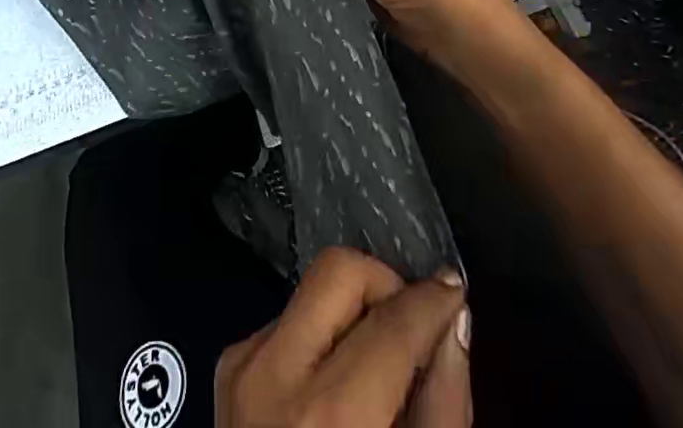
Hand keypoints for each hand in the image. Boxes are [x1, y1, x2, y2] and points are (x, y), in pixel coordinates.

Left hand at [215, 247, 470, 427]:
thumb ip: (445, 399)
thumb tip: (455, 317)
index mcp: (328, 416)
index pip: (393, 318)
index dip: (435, 297)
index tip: (455, 293)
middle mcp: (273, 378)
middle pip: (340, 271)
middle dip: (386, 285)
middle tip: (410, 327)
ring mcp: (241, 371)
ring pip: (313, 287)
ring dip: (354, 307)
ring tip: (375, 358)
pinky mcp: (227, 371)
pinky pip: (288, 316)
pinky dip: (322, 330)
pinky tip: (335, 378)